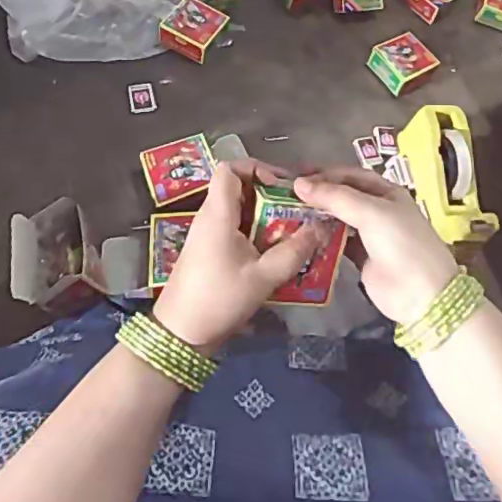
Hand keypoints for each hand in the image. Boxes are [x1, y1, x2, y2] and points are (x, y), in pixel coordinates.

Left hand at [152, 159, 325, 347]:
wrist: (180, 334)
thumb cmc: (219, 299)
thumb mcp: (264, 277)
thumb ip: (295, 251)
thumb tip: (321, 227)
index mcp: (218, 213)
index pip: (229, 167)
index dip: (256, 167)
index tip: (280, 186)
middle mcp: (210, 216)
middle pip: (238, 186)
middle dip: (269, 193)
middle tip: (297, 209)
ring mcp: (208, 234)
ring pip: (239, 209)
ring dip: (266, 215)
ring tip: (293, 230)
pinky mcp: (209, 250)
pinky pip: (235, 227)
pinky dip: (256, 231)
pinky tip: (275, 251)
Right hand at [295, 167, 458, 324]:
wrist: (422, 295)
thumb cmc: (401, 244)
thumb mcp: (370, 212)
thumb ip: (334, 197)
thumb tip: (298, 183)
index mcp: (386, 192)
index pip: (350, 175)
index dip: (324, 174)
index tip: (296, 177)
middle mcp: (378, 209)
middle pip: (342, 195)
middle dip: (318, 194)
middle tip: (288, 194)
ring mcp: (370, 234)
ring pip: (338, 218)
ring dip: (317, 215)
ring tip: (289, 213)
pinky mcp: (361, 257)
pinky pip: (337, 241)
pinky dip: (321, 237)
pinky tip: (302, 236)